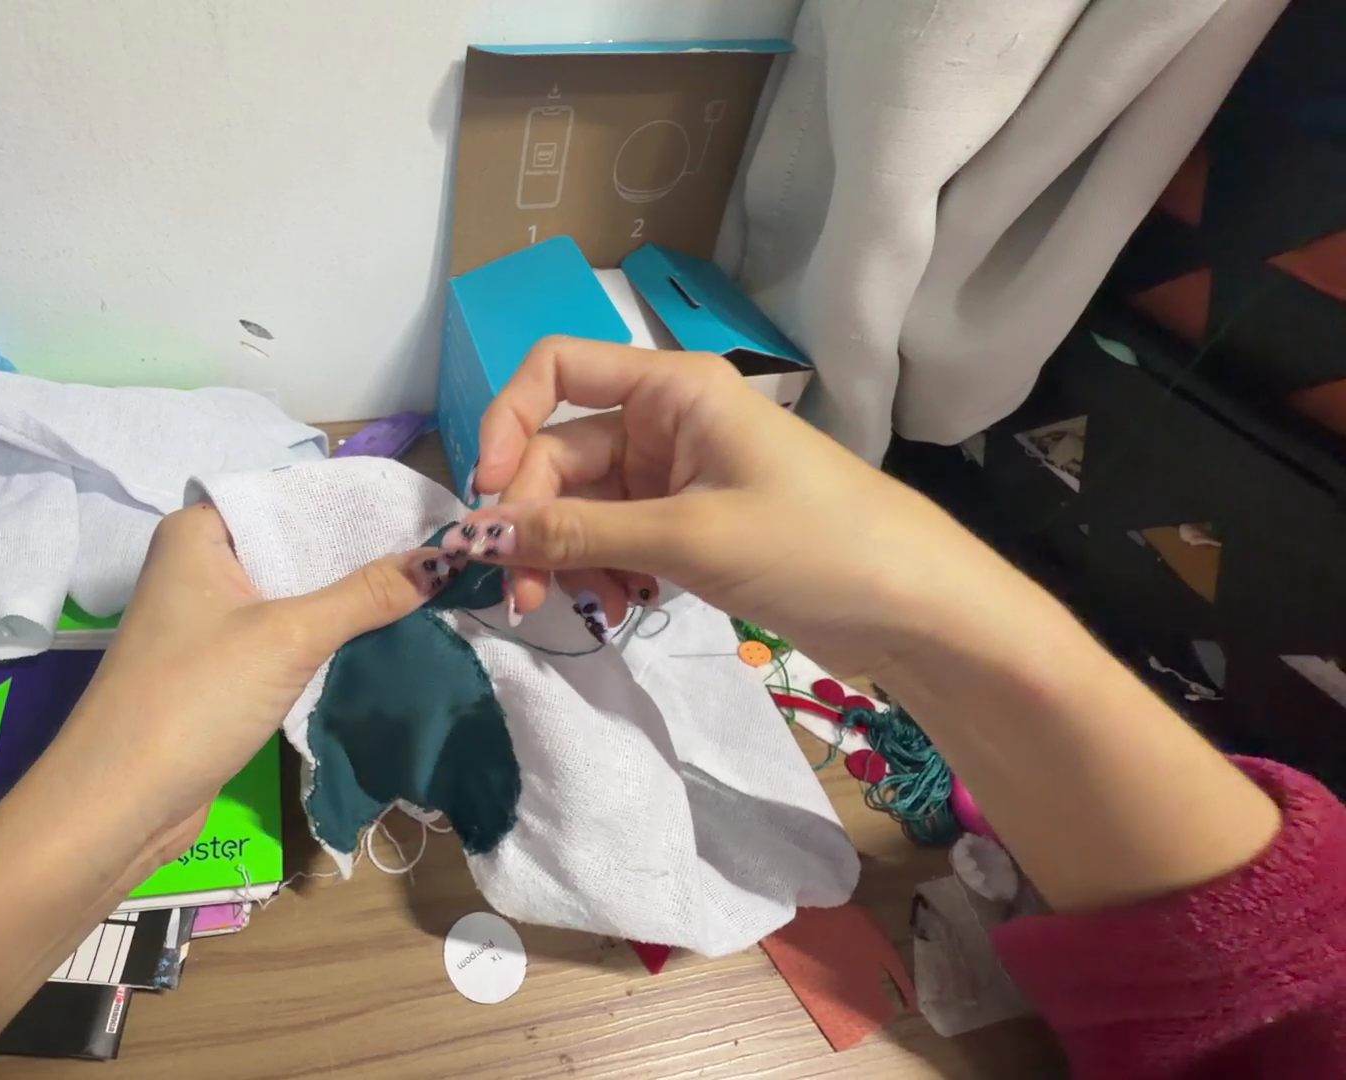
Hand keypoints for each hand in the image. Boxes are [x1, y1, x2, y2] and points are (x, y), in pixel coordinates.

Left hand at [56, 504, 444, 845]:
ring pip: (293, 589)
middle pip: (294, 543)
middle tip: (437, 545)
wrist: (120, 806)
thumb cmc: (195, 697)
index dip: (354, 501)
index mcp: (198, 532)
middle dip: (360, 550)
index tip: (423, 506)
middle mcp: (199, 563)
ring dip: (348, 592)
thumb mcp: (289, 636)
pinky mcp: (222, 661)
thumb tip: (444, 560)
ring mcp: (209, 615)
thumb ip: (366, 596)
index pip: (289, 496)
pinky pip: (285, 628)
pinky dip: (327, 628)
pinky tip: (380, 625)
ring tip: (424, 579)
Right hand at [450, 335, 1025, 675]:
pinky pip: (611, 538)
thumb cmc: (814, 547)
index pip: (554, 370)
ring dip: (568, 558)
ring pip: (580, 506)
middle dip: (535, 525)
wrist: (921, 616)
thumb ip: (574, 534)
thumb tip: (476, 537)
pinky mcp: (680, 523)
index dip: (507, 424)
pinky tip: (621, 608)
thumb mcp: (685, 537)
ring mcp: (670, 475)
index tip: (490, 494)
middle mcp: (662, 421)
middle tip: (524, 594)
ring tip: (590, 610)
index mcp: (670, 388)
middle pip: (559, 457)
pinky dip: (602, 572)